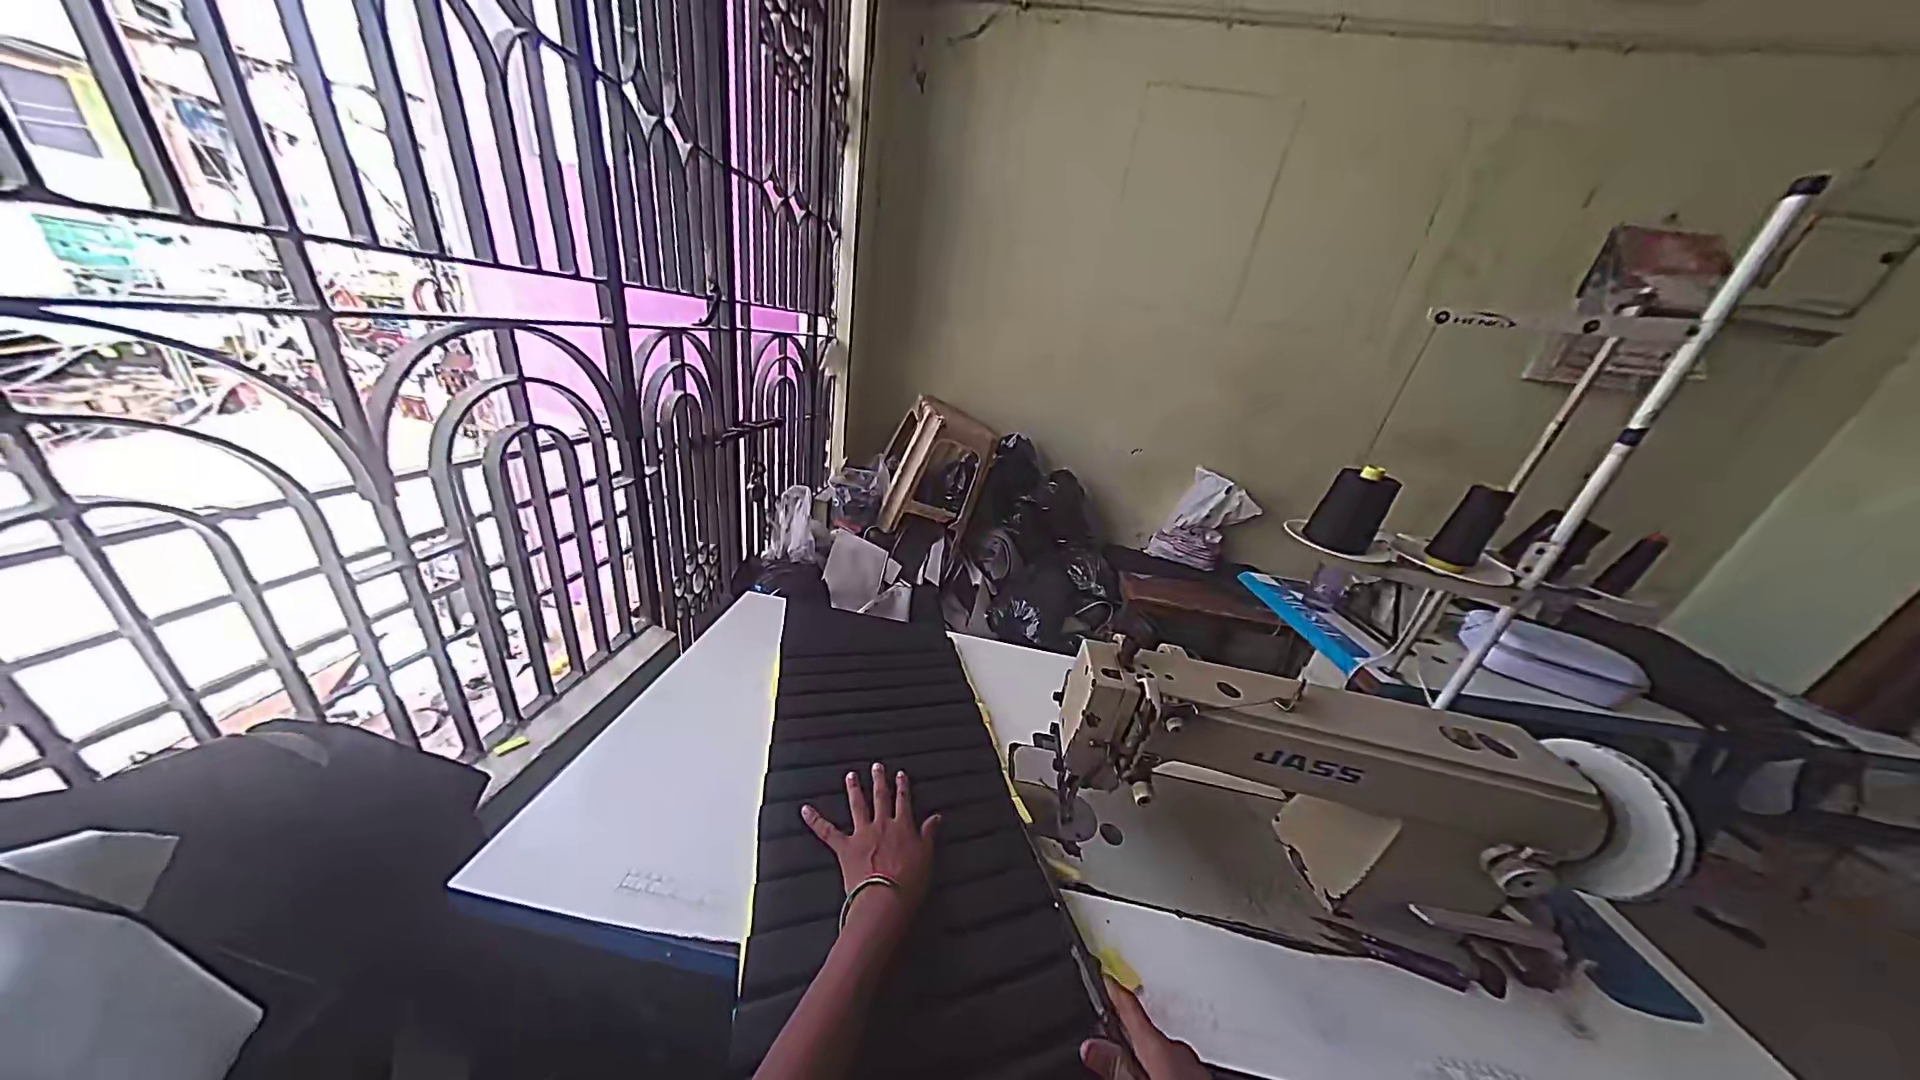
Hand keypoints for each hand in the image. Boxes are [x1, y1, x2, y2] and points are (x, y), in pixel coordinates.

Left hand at [801, 763, 941, 913]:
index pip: (903, 801)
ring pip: (858, 806)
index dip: (902, 786)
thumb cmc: (910, 882)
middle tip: (876, 766)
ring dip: (854, 789)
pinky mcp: (845, 847)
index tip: (900, 774)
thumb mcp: (927, 856)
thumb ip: (929, 834)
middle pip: (880, 797)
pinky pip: (827, 831)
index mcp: (903, 826)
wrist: (886, 898)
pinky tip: (805, 810)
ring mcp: (862, 834)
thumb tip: (936, 817)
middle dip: (879, 780)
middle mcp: (882, 824)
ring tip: (850, 776)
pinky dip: (815, 820)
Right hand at [1081, 978, 1208, 1079]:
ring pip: (1162, 1051)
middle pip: (1146, 1031)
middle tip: (1109, 1019)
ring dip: (1145, 1052)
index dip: (1115, 991)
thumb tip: (1092, 1047)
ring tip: (1129, 1056)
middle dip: (1128, 1029)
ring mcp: (1194, 1068)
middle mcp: (1180, 1052)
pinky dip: (1161, 1067)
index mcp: (1160, 1047)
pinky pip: (1175, 1066)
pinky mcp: (1201, 1079)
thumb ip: (1116, 1067)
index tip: (1106, 977)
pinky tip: (1154, 1075)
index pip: (1131, 1008)